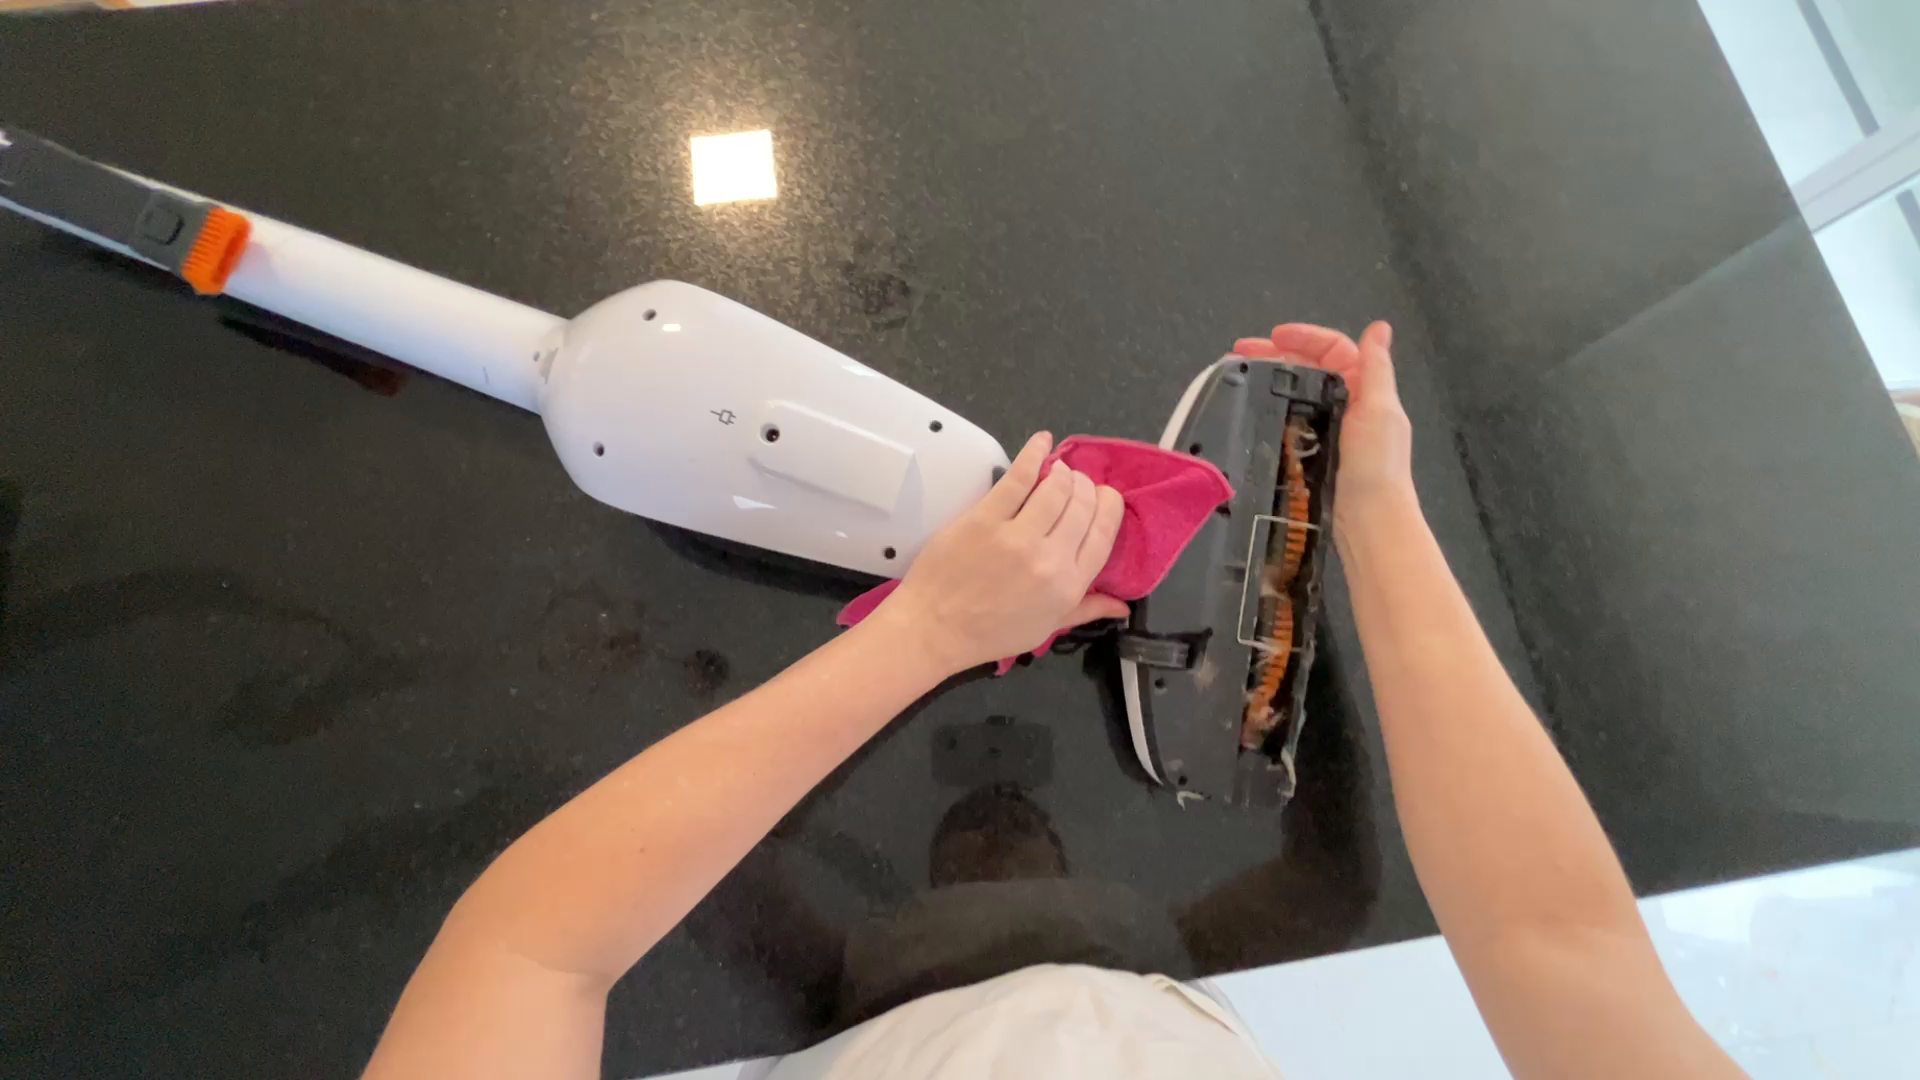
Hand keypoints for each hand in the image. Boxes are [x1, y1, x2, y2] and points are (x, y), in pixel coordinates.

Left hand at [874, 432, 1127, 674]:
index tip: (1102, 497)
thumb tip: (1123, 604)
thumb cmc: (990, 633)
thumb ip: (1085, 609)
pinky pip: (1019, 477)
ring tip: (1058, 470)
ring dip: (1063, 472)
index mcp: (1070, 585)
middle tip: (1075, 484)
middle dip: (1085, 487)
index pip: (1104, 532)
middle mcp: (1051, 557)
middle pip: (1083, 504)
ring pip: (1057, 487)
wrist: (935, 629)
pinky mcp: (985, 517)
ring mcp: (1018, 535)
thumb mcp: (1045, 629)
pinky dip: (1034, 454)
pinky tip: (1042, 442)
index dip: (1108, 507)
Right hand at [1233, 321, 1413, 518]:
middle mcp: (1345, 404)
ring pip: (1292, 393)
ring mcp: (1324, 428)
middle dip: (1274, 355)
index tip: (1272, 335)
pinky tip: (1244, 409)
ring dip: (1264, 380)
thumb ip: (1376, 369)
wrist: (1367, 521)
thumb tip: (1379, 327)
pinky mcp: (1306, 451)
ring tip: (1232, 378)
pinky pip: (1284, 420)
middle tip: (1236, 353)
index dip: (1305, 337)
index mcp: (1365, 389)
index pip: (1333, 349)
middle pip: (1308, 369)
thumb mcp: (1379, 411)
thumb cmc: (1375, 464)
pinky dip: (1265, 409)